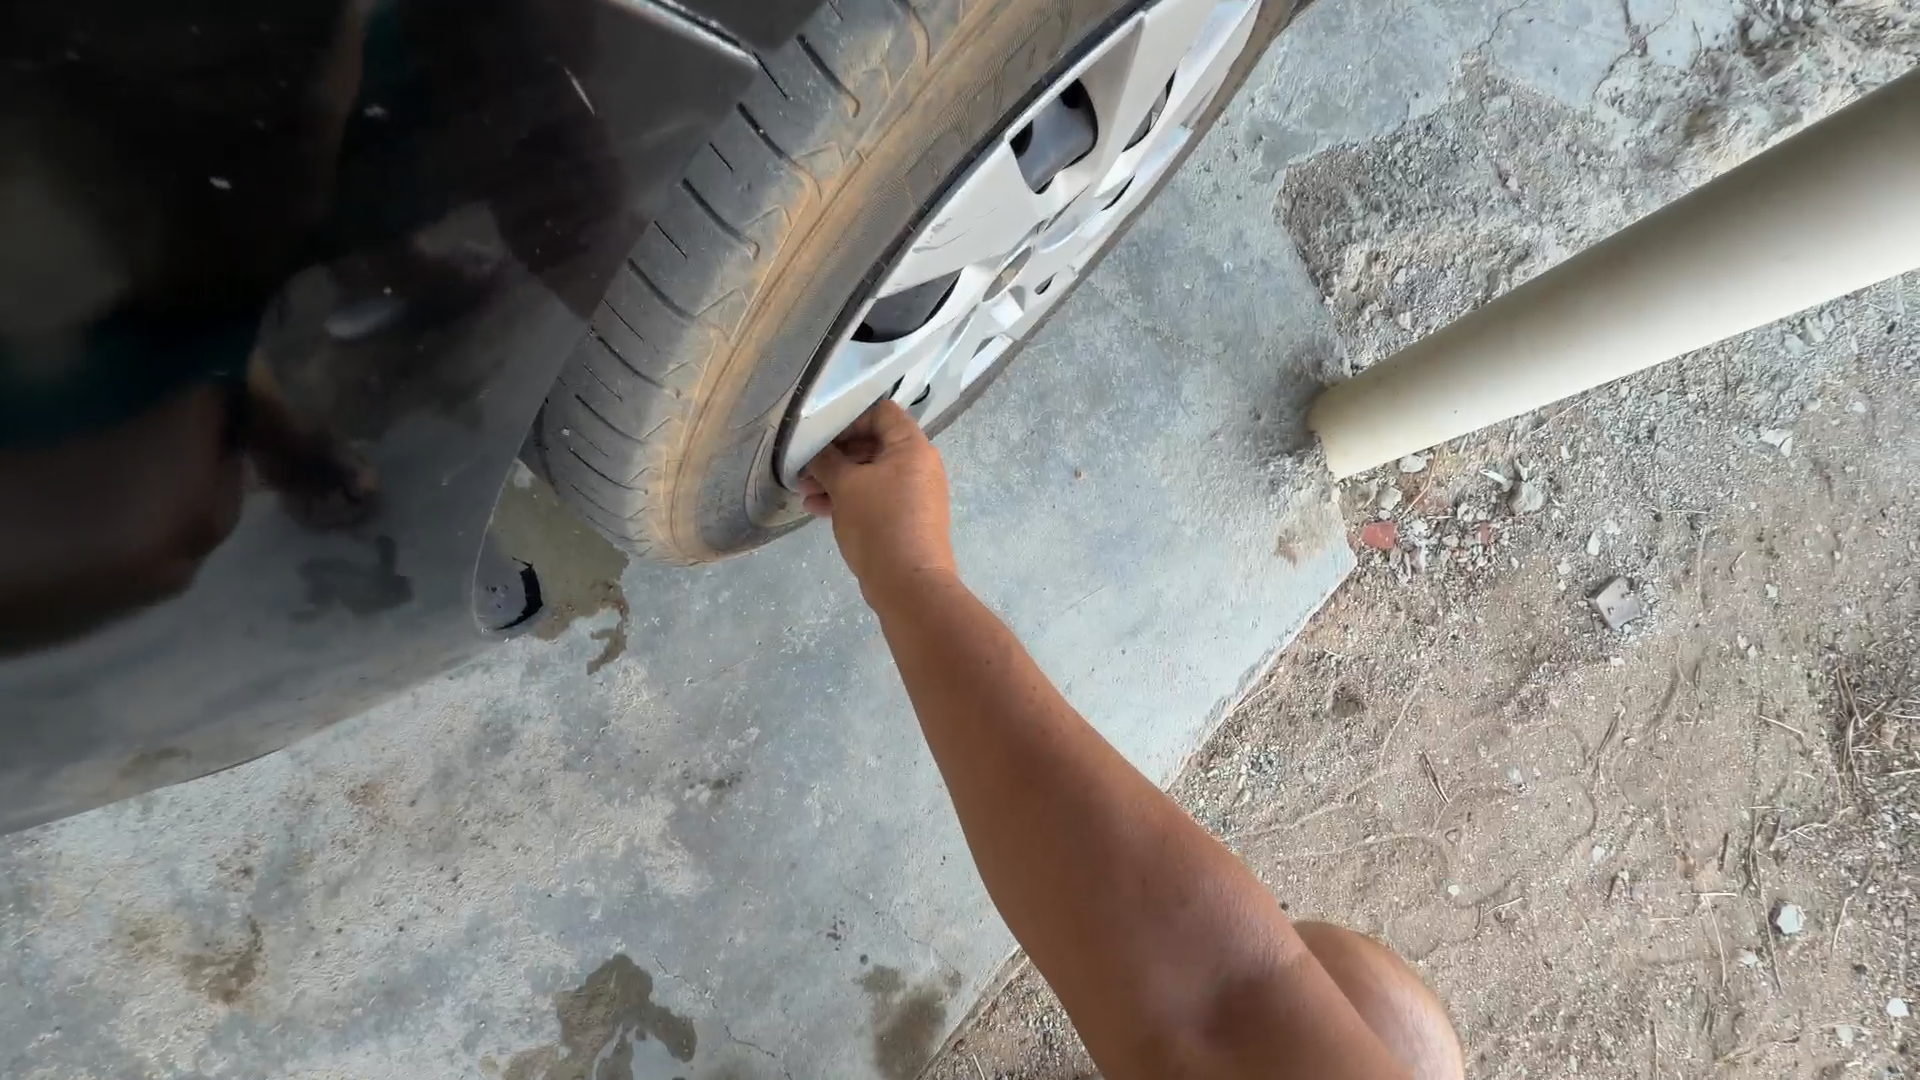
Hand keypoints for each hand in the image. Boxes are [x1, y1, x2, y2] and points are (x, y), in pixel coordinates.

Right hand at [799, 400, 957, 596]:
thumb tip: (817, 451)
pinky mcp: (906, 517)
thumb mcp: (846, 487)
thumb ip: (827, 461)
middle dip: (835, 457)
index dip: (848, 420)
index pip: (881, 413)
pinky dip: (850, 499)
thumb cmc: (879, 524)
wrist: (909, 584)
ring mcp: (914, 493)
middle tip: (804, 472)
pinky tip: (818, 511)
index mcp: (912, 447)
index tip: (820, 438)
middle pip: (873, 445)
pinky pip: (875, 497)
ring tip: (805, 496)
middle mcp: (919, 465)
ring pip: (870, 474)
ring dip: (836, 481)